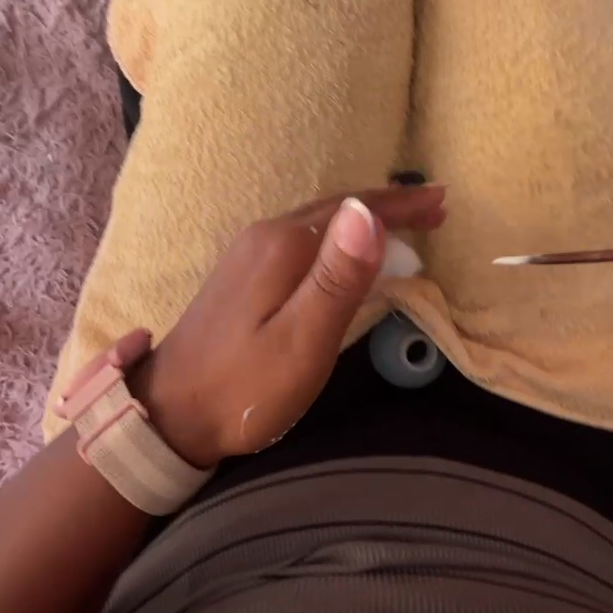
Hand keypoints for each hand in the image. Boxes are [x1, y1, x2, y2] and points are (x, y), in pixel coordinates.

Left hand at [122, 185, 446, 468]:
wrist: (168, 412)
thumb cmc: (243, 387)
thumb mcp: (301, 341)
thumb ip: (336, 278)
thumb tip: (369, 211)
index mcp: (284, 245)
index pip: (354, 209)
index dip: (401, 205)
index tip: (443, 200)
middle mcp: (266, 235)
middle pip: (337, 209)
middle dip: (388, 207)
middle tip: (435, 209)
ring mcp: (250, 251)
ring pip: (319, 221)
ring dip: (364, 219)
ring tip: (405, 226)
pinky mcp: (243, 271)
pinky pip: (303, 237)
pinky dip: (338, 236)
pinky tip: (348, 251)